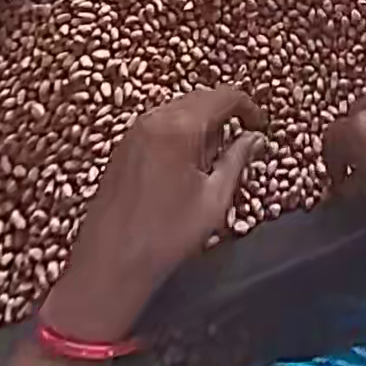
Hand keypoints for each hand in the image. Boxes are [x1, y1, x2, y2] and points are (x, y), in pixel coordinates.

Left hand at [39, 87, 263, 342]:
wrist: (106, 268)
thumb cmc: (166, 236)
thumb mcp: (214, 200)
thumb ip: (237, 160)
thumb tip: (255, 137)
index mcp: (181, 126)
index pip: (224, 97)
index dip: (248, 107)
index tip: (260, 127)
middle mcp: (157, 117)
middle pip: (202, 98)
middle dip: (225, 113)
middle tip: (241, 140)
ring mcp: (136, 129)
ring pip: (181, 108)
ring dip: (203, 121)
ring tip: (214, 155)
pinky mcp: (124, 144)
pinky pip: (162, 121)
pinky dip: (181, 129)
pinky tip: (186, 161)